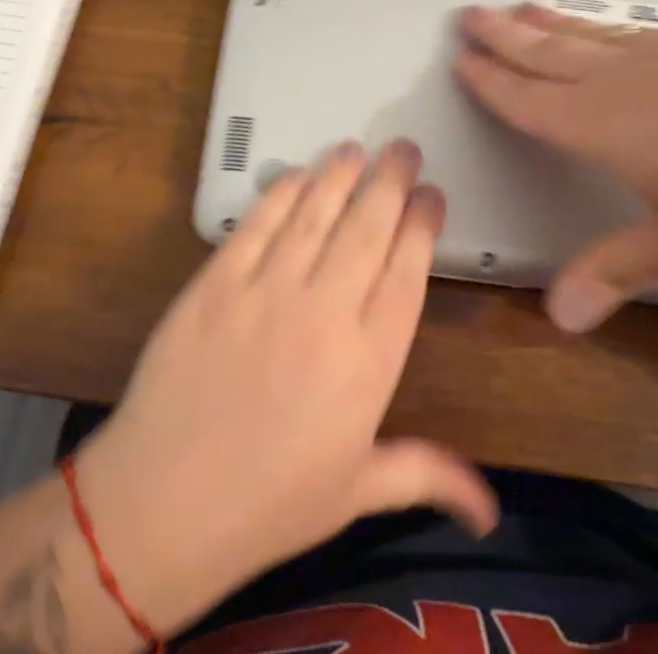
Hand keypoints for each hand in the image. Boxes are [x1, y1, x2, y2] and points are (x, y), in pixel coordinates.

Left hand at [72, 141, 497, 635]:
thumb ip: (426, 476)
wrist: (166, 501)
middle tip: (403, 149)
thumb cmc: (270, 504)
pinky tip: (296, 175)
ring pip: (313, 216)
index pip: (407, 276)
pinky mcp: (214, 284)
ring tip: (356, 148)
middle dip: (390, 184)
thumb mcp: (357, 493)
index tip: (432, 194)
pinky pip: (256, 226)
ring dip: (338, 176)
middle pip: (366, 231)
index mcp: (369, 363)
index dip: (422, 229)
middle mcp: (324, 312)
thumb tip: (491, 510)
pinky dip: (280, 195)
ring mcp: (265, 292)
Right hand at [454, 4, 657, 332]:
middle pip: (550, 53)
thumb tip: (555, 318)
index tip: (461, 60)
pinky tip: (616, 33)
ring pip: (595, 36)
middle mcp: (629, 80)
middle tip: (470, 14)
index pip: (529, 100)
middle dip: (506, 36)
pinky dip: (609, 29)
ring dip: (553, 24)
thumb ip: (615, 270)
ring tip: (523, 9)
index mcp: (604, 125)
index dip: (491, 82)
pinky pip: (640, 33)